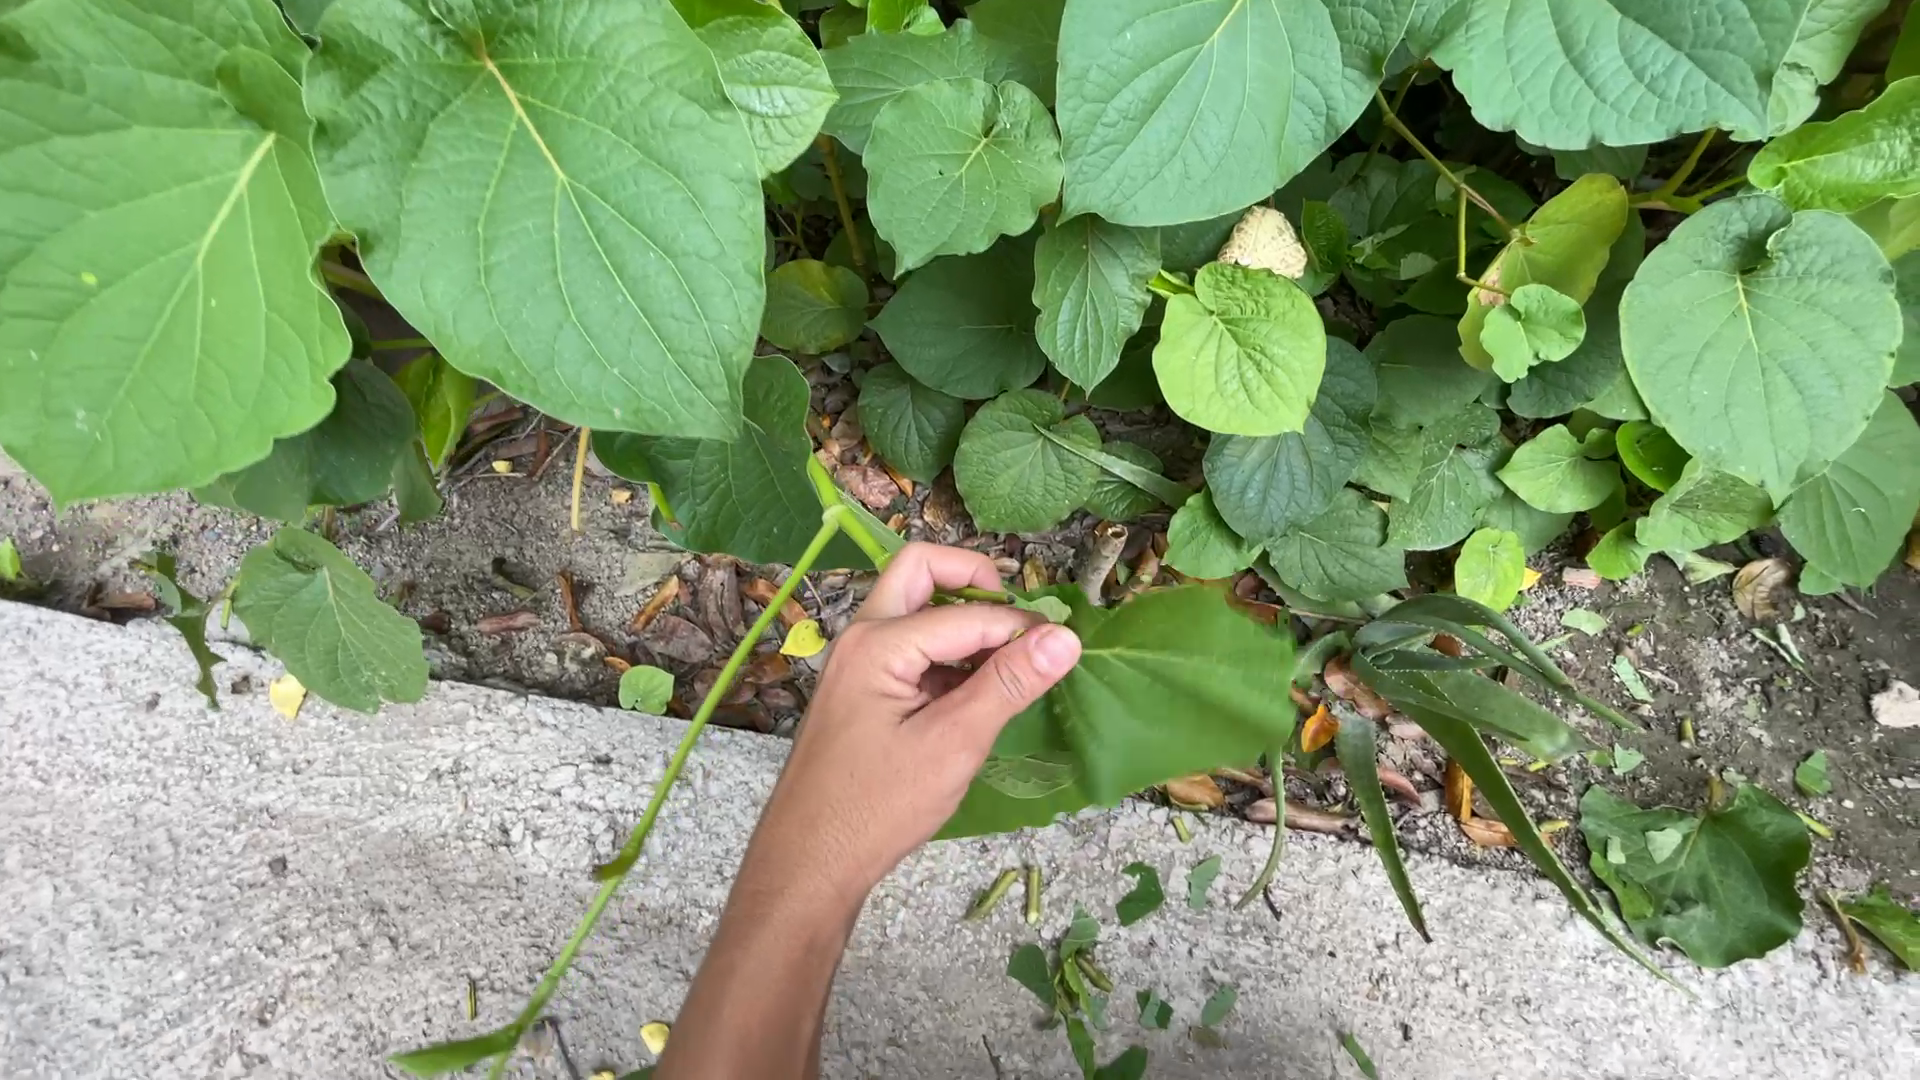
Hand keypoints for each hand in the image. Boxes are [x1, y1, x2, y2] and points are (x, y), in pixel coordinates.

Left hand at [741, 543, 1082, 905]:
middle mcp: (861, 635)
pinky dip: (945, 650)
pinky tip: (973, 691)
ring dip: (960, 615)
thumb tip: (1065, 636)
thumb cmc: (878, 807)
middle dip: (974, 579)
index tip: (1061, 646)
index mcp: (878, 642)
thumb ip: (1008, 684)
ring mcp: (856, 659)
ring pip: (912, 604)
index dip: (1019, 626)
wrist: (808, 862)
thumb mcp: (954, 743)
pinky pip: (908, 643)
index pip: (966, 614)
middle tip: (1015, 620)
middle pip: (920, 570)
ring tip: (1004, 659)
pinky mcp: (861, 685)